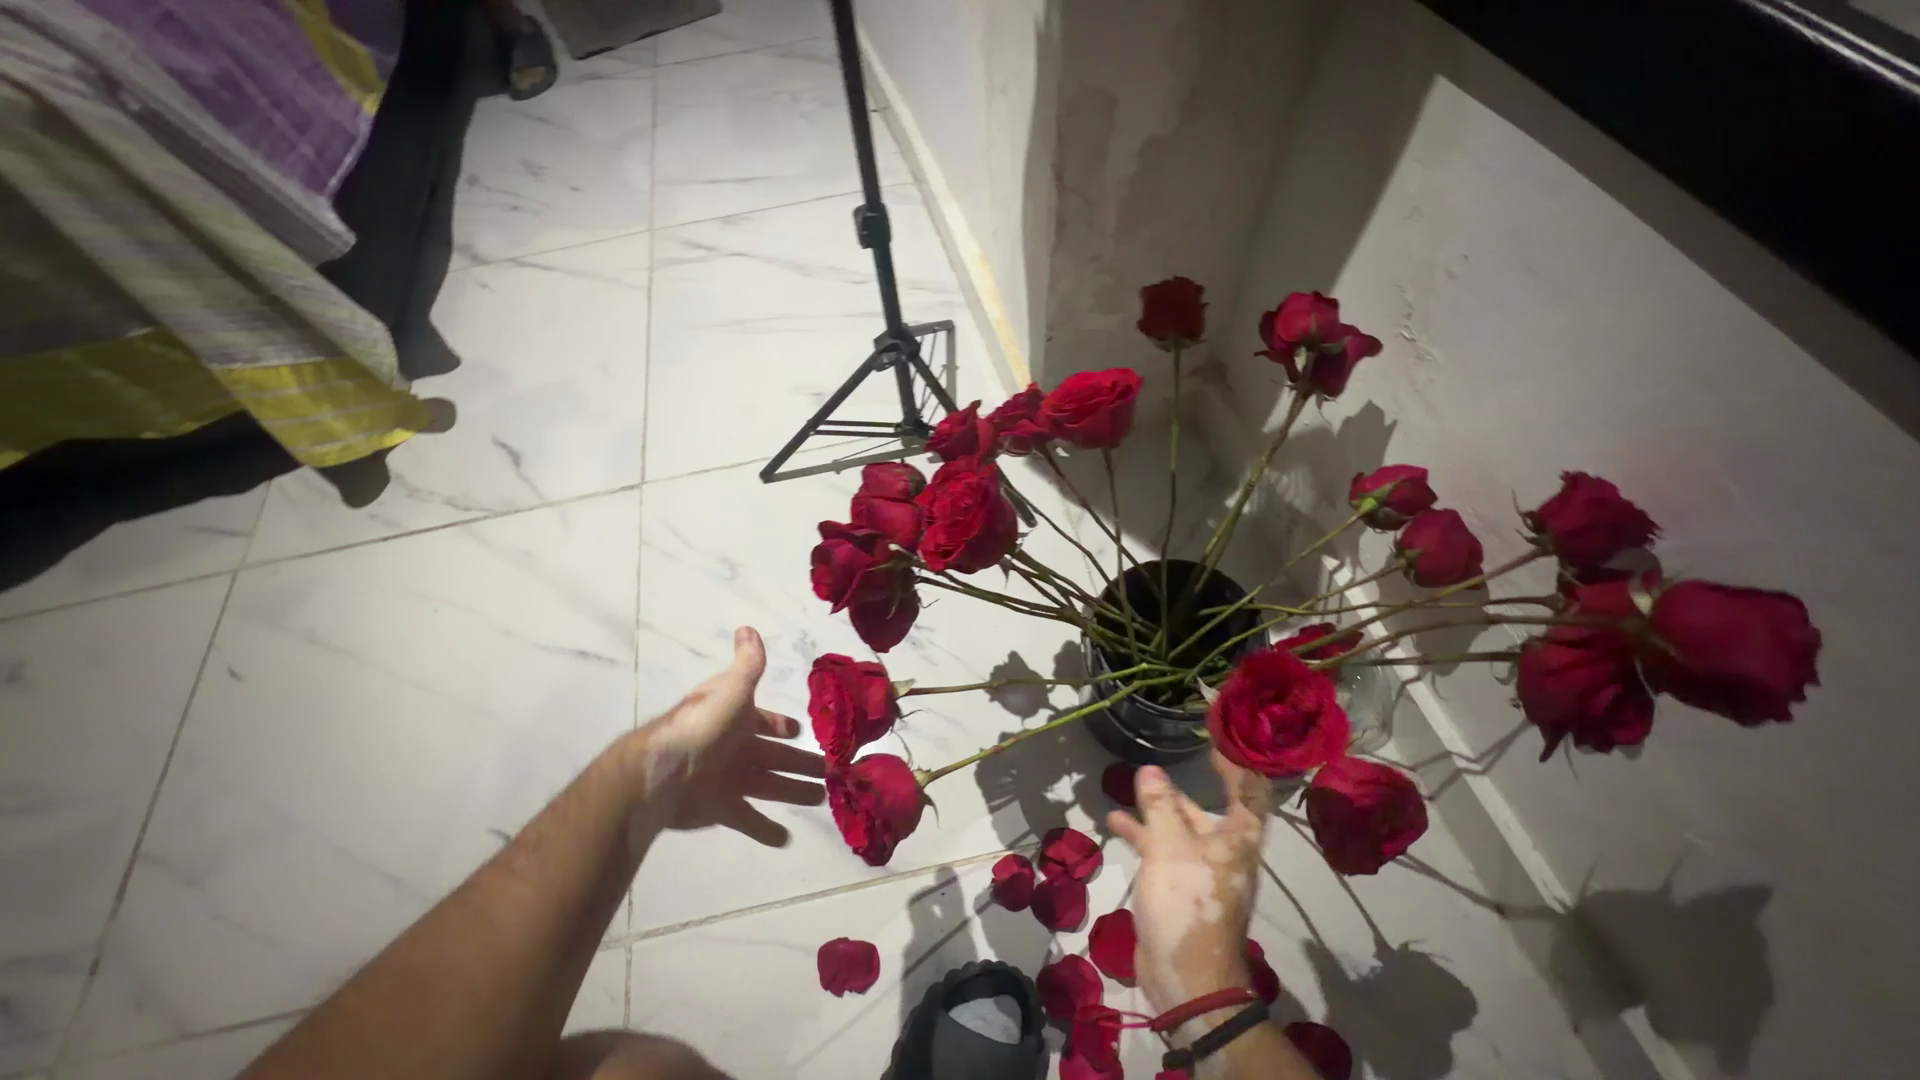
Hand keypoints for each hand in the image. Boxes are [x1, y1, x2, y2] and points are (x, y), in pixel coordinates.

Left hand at [627, 627, 826, 845]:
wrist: (665, 772)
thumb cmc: (704, 725)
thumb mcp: (732, 687)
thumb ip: (747, 663)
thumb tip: (747, 627)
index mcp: (737, 718)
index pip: (766, 722)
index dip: (783, 727)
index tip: (801, 733)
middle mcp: (735, 748)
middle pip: (775, 757)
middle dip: (800, 764)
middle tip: (827, 773)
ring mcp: (729, 780)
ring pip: (770, 787)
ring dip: (793, 792)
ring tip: (820, 800)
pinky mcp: (722, 809)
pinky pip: (749, 820)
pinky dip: (766, 830)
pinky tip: (785, 838)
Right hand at [1106, 751, 1274, 1015]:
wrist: (1186, 978)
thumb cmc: (1187, 906)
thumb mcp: (1169, 849)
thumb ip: (1159, 807)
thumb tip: (1150, 770)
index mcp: (1236, 839)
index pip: (1248, 792)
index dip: (1236, 765)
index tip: (1216, 742)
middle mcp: (1224, 852)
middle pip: (1207, 812)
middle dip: (1180, 790)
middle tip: (1155, 763)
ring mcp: (1201, 873)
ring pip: (1180, 832)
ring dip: (1156, 812)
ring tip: (1127, 788)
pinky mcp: (1179, 892)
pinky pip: (1163, 853)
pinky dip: (1143, 837)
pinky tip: (1116, 824)